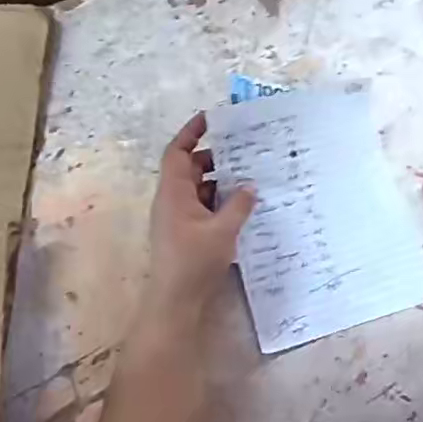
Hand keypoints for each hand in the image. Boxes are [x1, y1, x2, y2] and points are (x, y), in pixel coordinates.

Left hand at [140, 113, 254, 333]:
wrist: (175, 303)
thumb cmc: (193, 262)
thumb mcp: (223, 231)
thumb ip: (239, 204)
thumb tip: (251, 185)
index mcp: (173, 193)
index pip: (178, 152)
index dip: (191, 132)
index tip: (211, 118)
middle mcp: (172, 201)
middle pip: (190, 168)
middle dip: (214, 157)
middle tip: (243, 150)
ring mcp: (177, 218)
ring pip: (198, 188)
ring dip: (220, 181)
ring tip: (249, 175)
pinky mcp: (185, 233)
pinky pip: (202, 206)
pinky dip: (219, 200)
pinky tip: (242, 205)